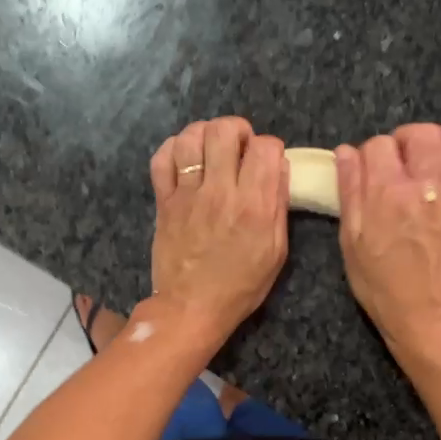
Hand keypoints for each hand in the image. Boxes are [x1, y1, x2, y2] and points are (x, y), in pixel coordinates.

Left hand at [147, 117, 289, 347]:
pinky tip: (185, 159)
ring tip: (212, 150)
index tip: (267, 162)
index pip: (265, 147)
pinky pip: (162, 159)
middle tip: (240, 148)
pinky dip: (173, 150)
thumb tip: (278, 168)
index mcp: (254, 206)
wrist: (191, 308)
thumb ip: (279, 207)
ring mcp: (187, 195)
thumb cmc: (241, 286)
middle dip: (237, 130)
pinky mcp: (164, 202)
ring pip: (190, 137)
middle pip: (224, 131)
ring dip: (204, 135)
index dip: (270, 147)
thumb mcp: (276, 252)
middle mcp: (220, 192)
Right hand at [335, 124, 440, 349]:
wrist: (421, 310)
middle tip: (393, 163)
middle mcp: (423, 186)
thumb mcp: (351, 238)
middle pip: (422, 133)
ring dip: (429, 153)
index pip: (378, 144)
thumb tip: (345, 152)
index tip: (364, 172)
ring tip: (415, 174)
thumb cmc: (377, 280)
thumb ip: (349, 190)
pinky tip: (432, 189)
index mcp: (387, 193)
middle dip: (403, 141)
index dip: (367, 155)